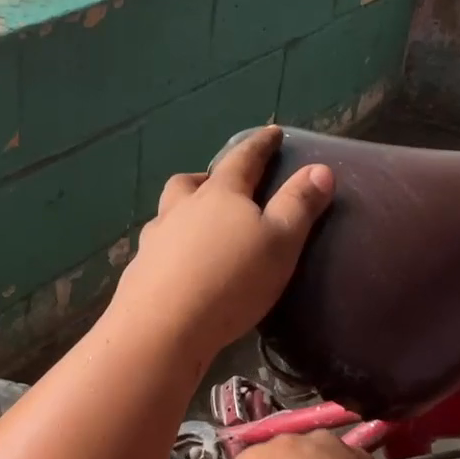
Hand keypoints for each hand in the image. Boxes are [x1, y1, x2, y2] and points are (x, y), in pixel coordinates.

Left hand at [109, 127, 333, 364]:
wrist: (161, 326)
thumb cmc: (230, 279)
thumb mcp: (280, 242)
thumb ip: (299, 205)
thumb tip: (319, 168)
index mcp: (219, 195)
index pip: (242, 159)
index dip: (260, 145)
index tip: (273, 132)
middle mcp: (180, 209)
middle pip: (190, 182)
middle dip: (209, 177)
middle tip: (225, 186)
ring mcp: (155, 239)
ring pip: (168, 212)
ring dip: (185, 211)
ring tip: (201, 226)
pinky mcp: (140, 270)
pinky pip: (158, 247)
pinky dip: (171, 247)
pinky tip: (179, 265)